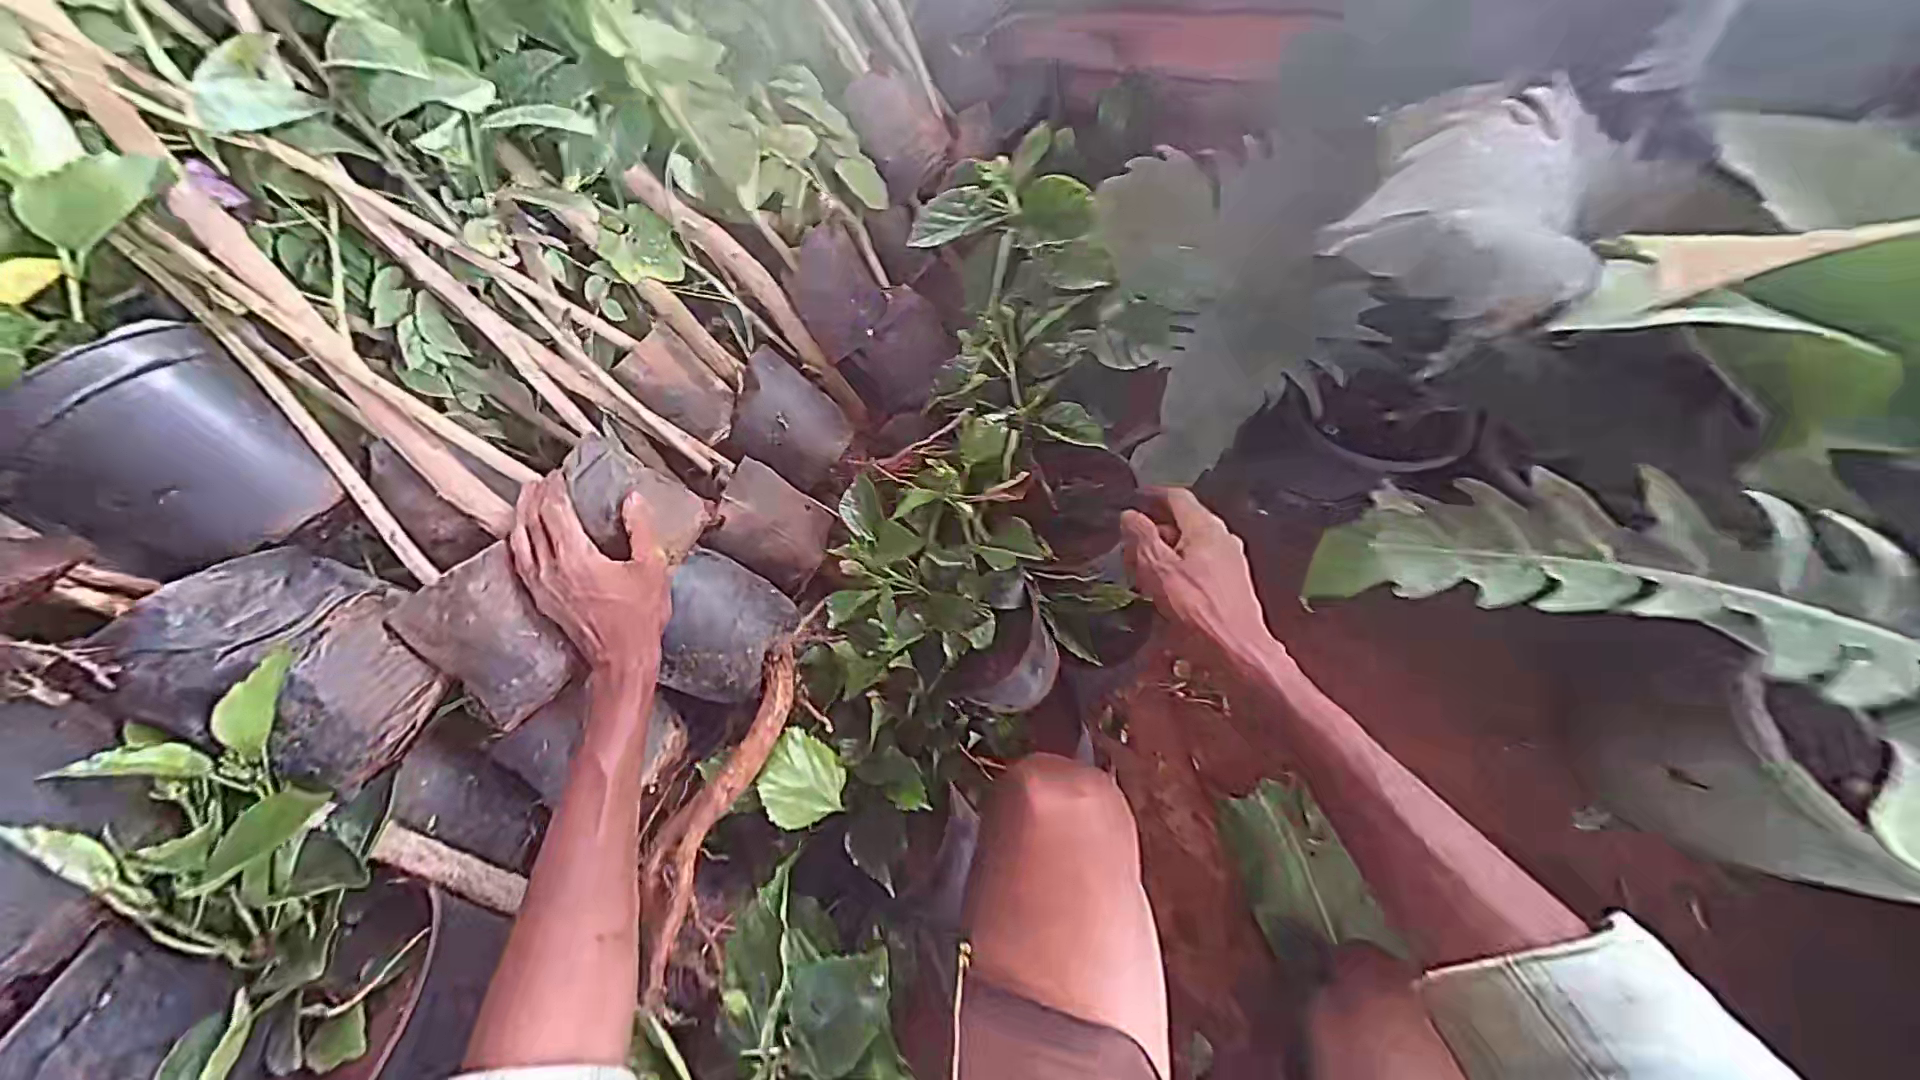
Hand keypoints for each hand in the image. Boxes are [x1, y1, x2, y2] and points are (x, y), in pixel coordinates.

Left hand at [509, 473, 670, 675]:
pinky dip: (519, 540)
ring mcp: (541, 585)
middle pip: (531, 522)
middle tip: (540, 481)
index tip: (559, 475)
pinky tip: (523, 537)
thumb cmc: (640, 617)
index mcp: (577, 557)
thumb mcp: (651, 568)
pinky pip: (520, 560)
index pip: (554, 512)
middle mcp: (551, 569)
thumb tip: (632, 501)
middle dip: (534, 498)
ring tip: (527, 501)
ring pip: (520, 540)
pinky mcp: (540, 598)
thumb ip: (640, 530)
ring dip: (522, 516)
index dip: (554, 489)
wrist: (622, 656)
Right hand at [1120, 488, 1278, 662]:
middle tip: (1128, 544)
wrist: (1236, 651)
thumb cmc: (1194, 608)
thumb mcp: (1158, 569)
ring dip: (1164, 550)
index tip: (1132, 499)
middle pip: (1183, 520)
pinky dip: (1177, 565)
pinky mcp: (1231, 582)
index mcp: (1205, 528)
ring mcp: (1231, 560)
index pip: (1177, 497)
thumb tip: (1130, 516)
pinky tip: (1163, 587)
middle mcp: (1223, 537)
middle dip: (1153, 528)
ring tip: (1140, 569)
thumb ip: (1142, 537)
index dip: (1152, 495)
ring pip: (1190, 543)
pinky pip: (1199, 562)